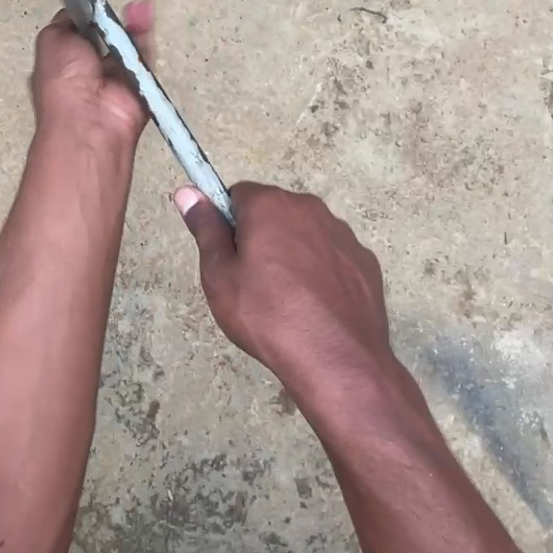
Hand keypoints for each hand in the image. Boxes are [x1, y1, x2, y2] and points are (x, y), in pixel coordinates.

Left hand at [30, 1, 152, 147]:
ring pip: (127, 44)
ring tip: (137, 4)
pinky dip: (146, 36)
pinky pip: (144, 56)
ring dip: (132, 23)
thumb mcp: (51, 40)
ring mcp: (115, 76)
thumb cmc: (62, 80)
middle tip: (114, 3)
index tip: (92, 0)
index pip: (76, 33)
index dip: (84, 15)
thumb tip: (78, 10)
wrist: (90, 120)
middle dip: (110, 18)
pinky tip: (145, 13)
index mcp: (62, 62)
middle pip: (105, 36)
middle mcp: (88, 70)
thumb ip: (65, 21)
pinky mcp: (140, 82)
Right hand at [174, 183, 399, 402]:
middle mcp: (309, 208)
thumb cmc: (266, 314)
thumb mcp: (219, 274)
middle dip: (260, 238)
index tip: (228, 259)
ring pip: (304, 234)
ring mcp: (343, 234)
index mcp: (270, 204)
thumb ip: (205, 227)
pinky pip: (331, 257)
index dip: (227, 226)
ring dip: (291, 254)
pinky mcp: (365, 262)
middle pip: (273, 213)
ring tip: (285, 300)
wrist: (336, 360)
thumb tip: (187, 192)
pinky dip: (321, 273)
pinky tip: (315, 307)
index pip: (237, 196)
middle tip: (251, 282)